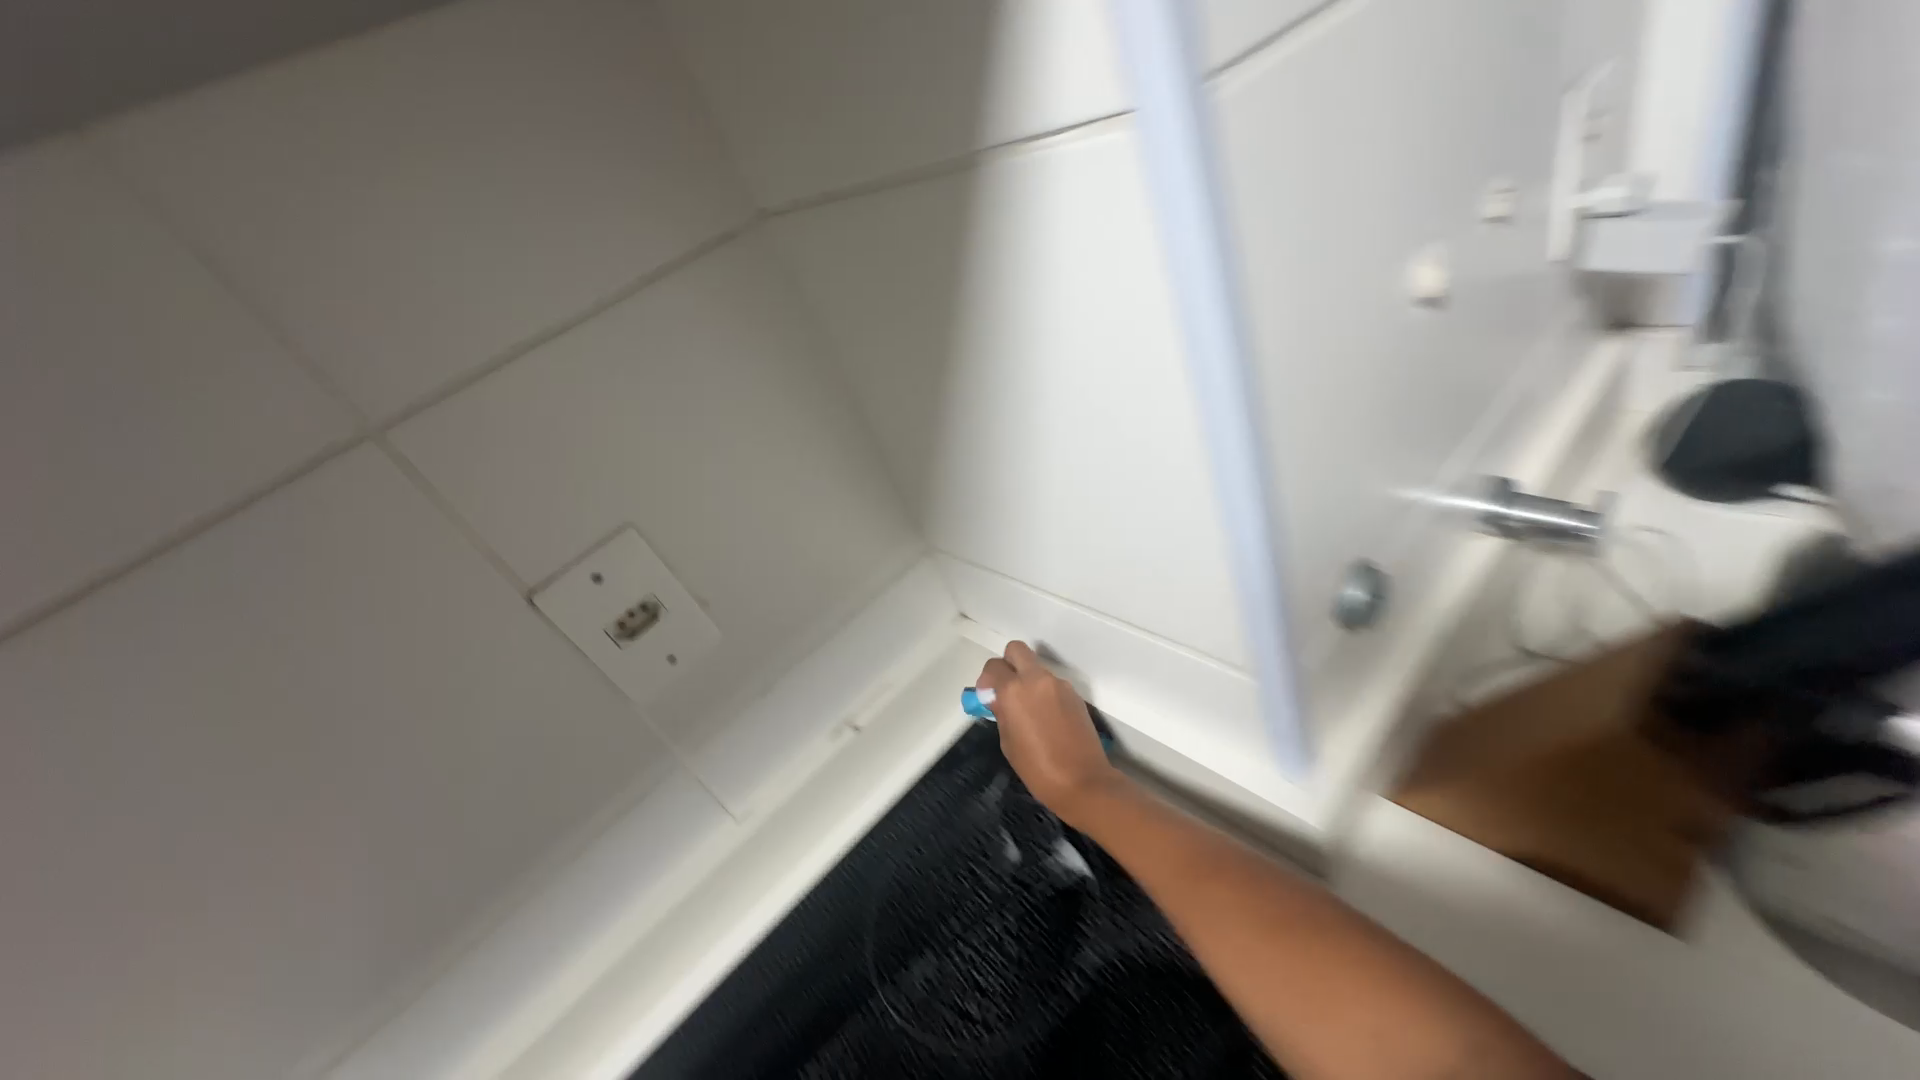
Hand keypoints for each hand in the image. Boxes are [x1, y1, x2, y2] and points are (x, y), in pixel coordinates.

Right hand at [975, 641, 1127, 826]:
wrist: (1082, 781)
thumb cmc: (1037, 768)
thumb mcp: (1008, 742)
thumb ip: (1001, 713)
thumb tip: (999, 700)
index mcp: (1014, 690)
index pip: (993, 666)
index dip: (987, 679)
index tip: (988, 697)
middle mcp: (1037, 679)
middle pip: (1016, 650)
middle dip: (1007, 664)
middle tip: (1006, 689)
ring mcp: (1059, 685)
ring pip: (1036, 668)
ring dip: (1028, 680)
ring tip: (1029, 711)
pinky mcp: (1075, 695)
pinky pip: (1052, 684)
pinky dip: (1045, 693)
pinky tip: (1047, 719)